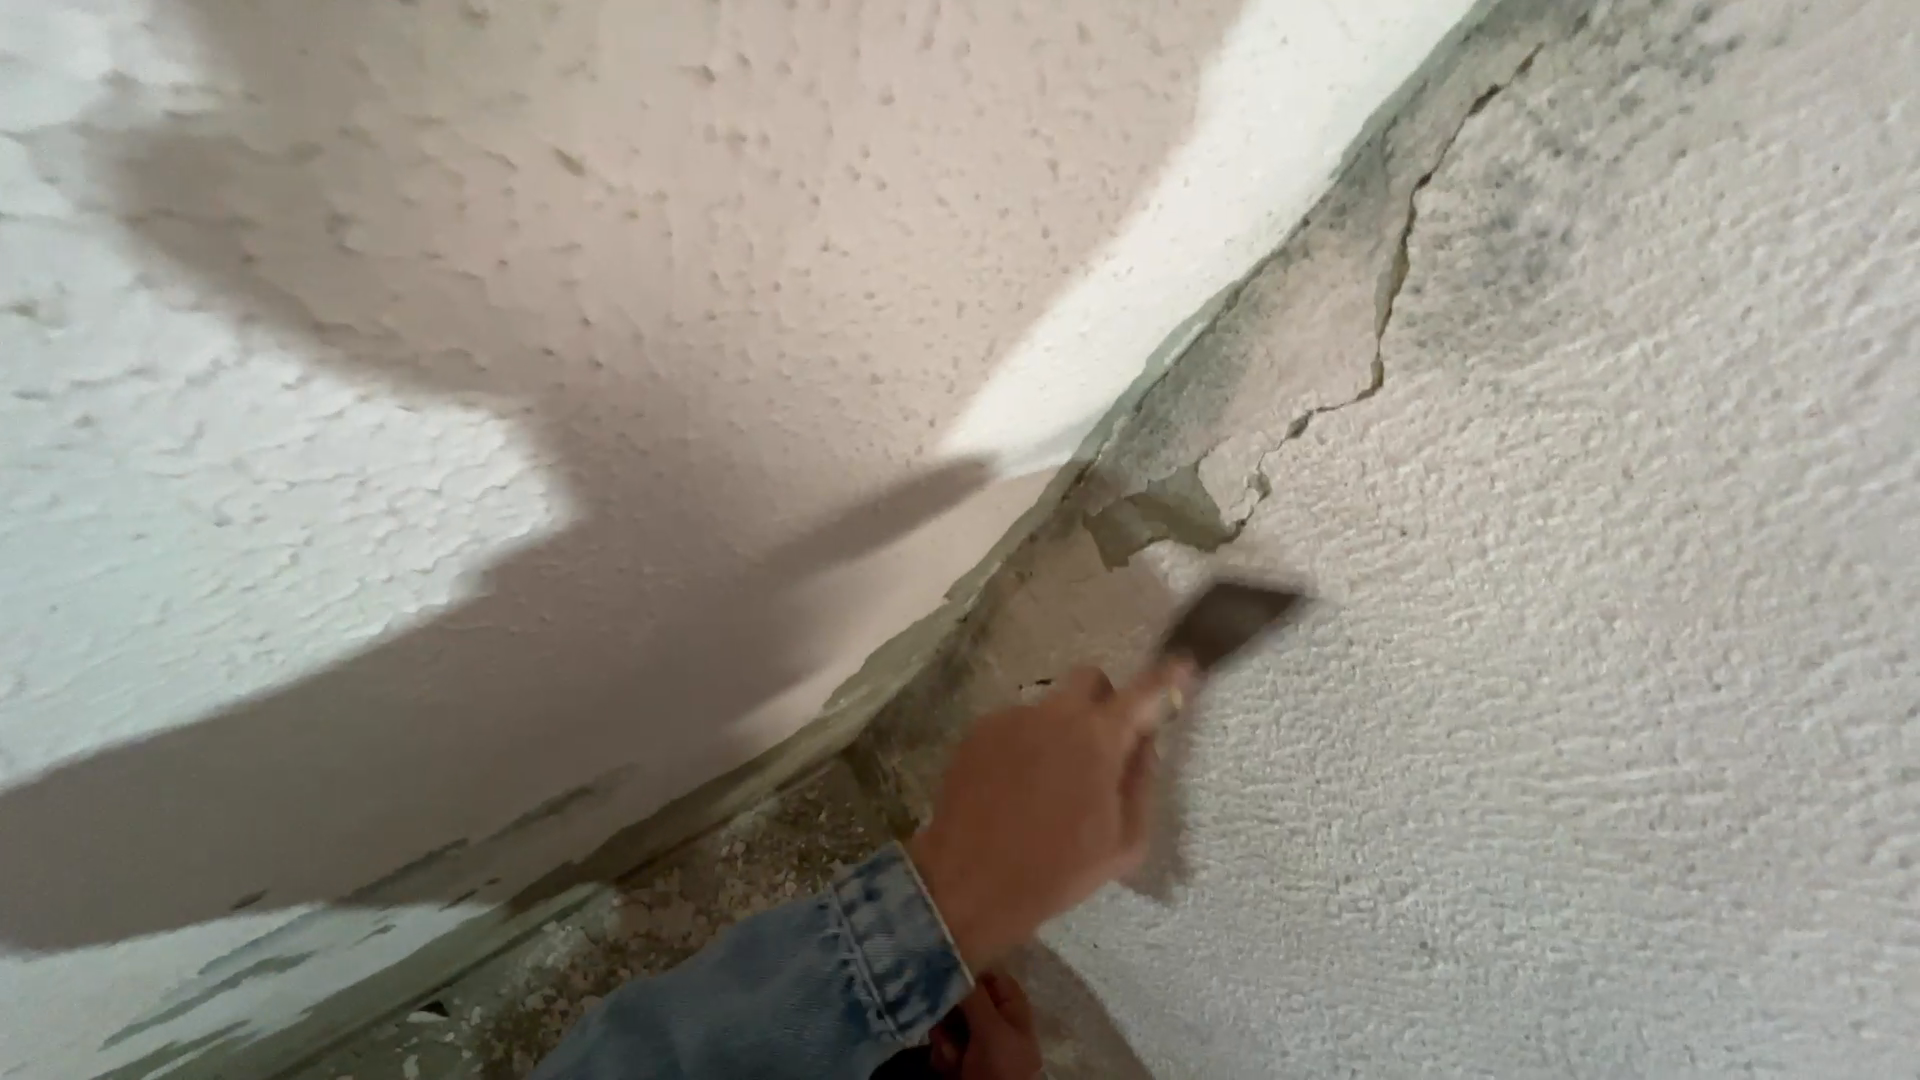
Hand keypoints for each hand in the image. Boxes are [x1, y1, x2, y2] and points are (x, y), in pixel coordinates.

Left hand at [908, 660, 1195, 969]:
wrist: (969, 880)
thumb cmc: (1056, 869)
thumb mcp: (1123, 842)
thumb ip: (1141, 781)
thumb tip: (1144, 743)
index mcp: (1097, 738)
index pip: (1143, 693)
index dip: (1167, 678)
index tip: (1183, 665)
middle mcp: (1053, 713)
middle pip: (1089, 679)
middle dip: (1104, 701)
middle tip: (1103, 744)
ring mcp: (1011, 717)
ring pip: (1049, 706)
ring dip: (1060, 729)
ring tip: (1048, 783)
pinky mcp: (978, 730)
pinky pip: (1015, 724)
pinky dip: (1025, 744)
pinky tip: (1016, 786)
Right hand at [930, 973, 1041, 1079]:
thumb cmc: (1000, 1072)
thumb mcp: (991, 1030)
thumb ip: (974, 996)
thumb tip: (955, 960)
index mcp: (1013, 1010)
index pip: (990, 977)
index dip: (969, 975)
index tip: (947, 975)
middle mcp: (996, 1023)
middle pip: (964, 1000)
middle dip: (951, 1013)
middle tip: (946, 1025)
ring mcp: (978, 1046)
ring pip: (949, 1024)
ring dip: (945, 1039)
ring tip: (952, 1057)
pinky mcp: (961, 1065)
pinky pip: (943, 1048)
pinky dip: (943, 1057)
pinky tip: (948, 1070)